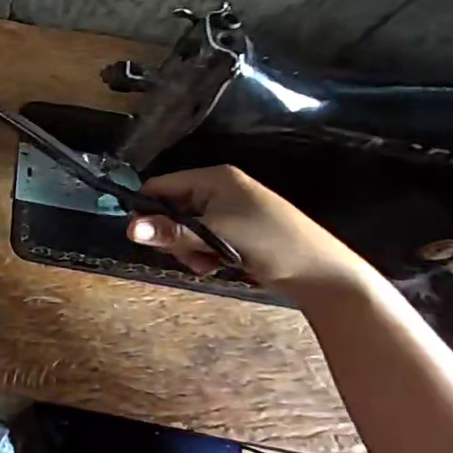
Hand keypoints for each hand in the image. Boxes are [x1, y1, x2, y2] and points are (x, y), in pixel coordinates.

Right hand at [125, 165, 369, 292]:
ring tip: (208, 263)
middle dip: (173, 236)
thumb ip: (170, 232)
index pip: (160, 186)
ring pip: (184, 229)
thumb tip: (129, 229)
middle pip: (170, 209)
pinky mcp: (235, 230)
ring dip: (188, 249)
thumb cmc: (269, 243)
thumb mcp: (214, 236)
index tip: (146, 237)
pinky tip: (217, 266)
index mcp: (214, 179)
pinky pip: (202, 239)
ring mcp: (228, 210)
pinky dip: (203, 254)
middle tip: (187, 255)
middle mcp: (218, 189)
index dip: (147, 210)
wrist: (323, 273)